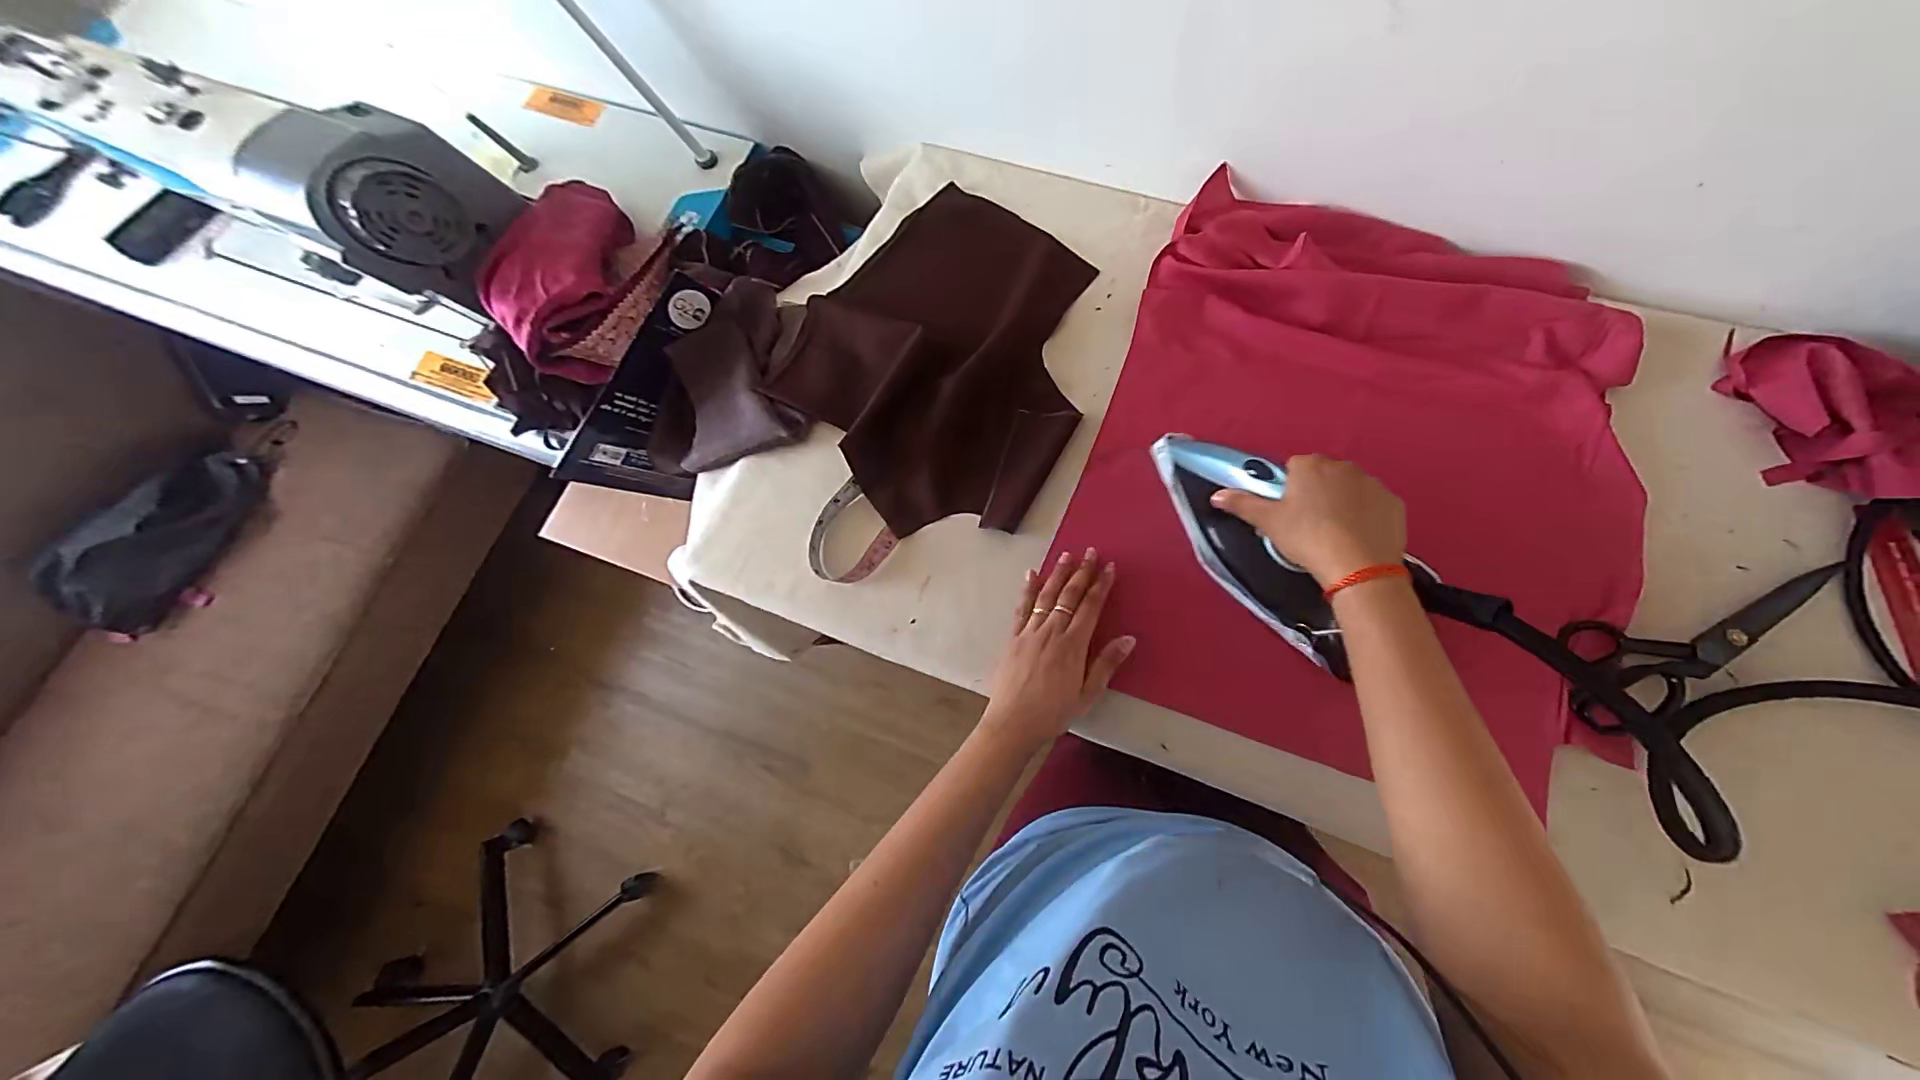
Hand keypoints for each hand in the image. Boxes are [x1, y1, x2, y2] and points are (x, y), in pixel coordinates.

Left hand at [979, 548, 1135, 751]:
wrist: (1013, 722)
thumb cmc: (1053, 712)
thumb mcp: (1087, 693)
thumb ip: (1106, 663)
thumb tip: (1128, 639)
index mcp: (1073, 645)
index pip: (1091, 607)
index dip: (1100, 585)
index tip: (1108, 568)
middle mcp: (1051, 632)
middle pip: (1069, 596)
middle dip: (1082, 572)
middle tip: (1091, 552)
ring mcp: (1029, 632)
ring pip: (1046, 596)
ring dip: (1058, 574)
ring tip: (1067, 556)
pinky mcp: (1013, 637)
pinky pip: (1022, 608)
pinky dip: (1028, 589)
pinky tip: (1032, 575)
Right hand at [1211, 454, 1406, 585]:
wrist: (1359, 566)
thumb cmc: (1307, 538)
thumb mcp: (1267, 522)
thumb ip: (1241, 504)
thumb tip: (1216, 495)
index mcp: (1309, 466)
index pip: (1292, 467)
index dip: (1286, 489)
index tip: (1285, 511)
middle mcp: (1342, 466)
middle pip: (1322, 475)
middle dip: (1314, 493)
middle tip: (1305, 524)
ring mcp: (1373, 483)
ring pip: (1349, 489)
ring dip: (1340, 503)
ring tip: (1332, 534)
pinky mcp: (1394, 503)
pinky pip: (1373, 505)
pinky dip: (1365, 516)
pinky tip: (1356, 537)